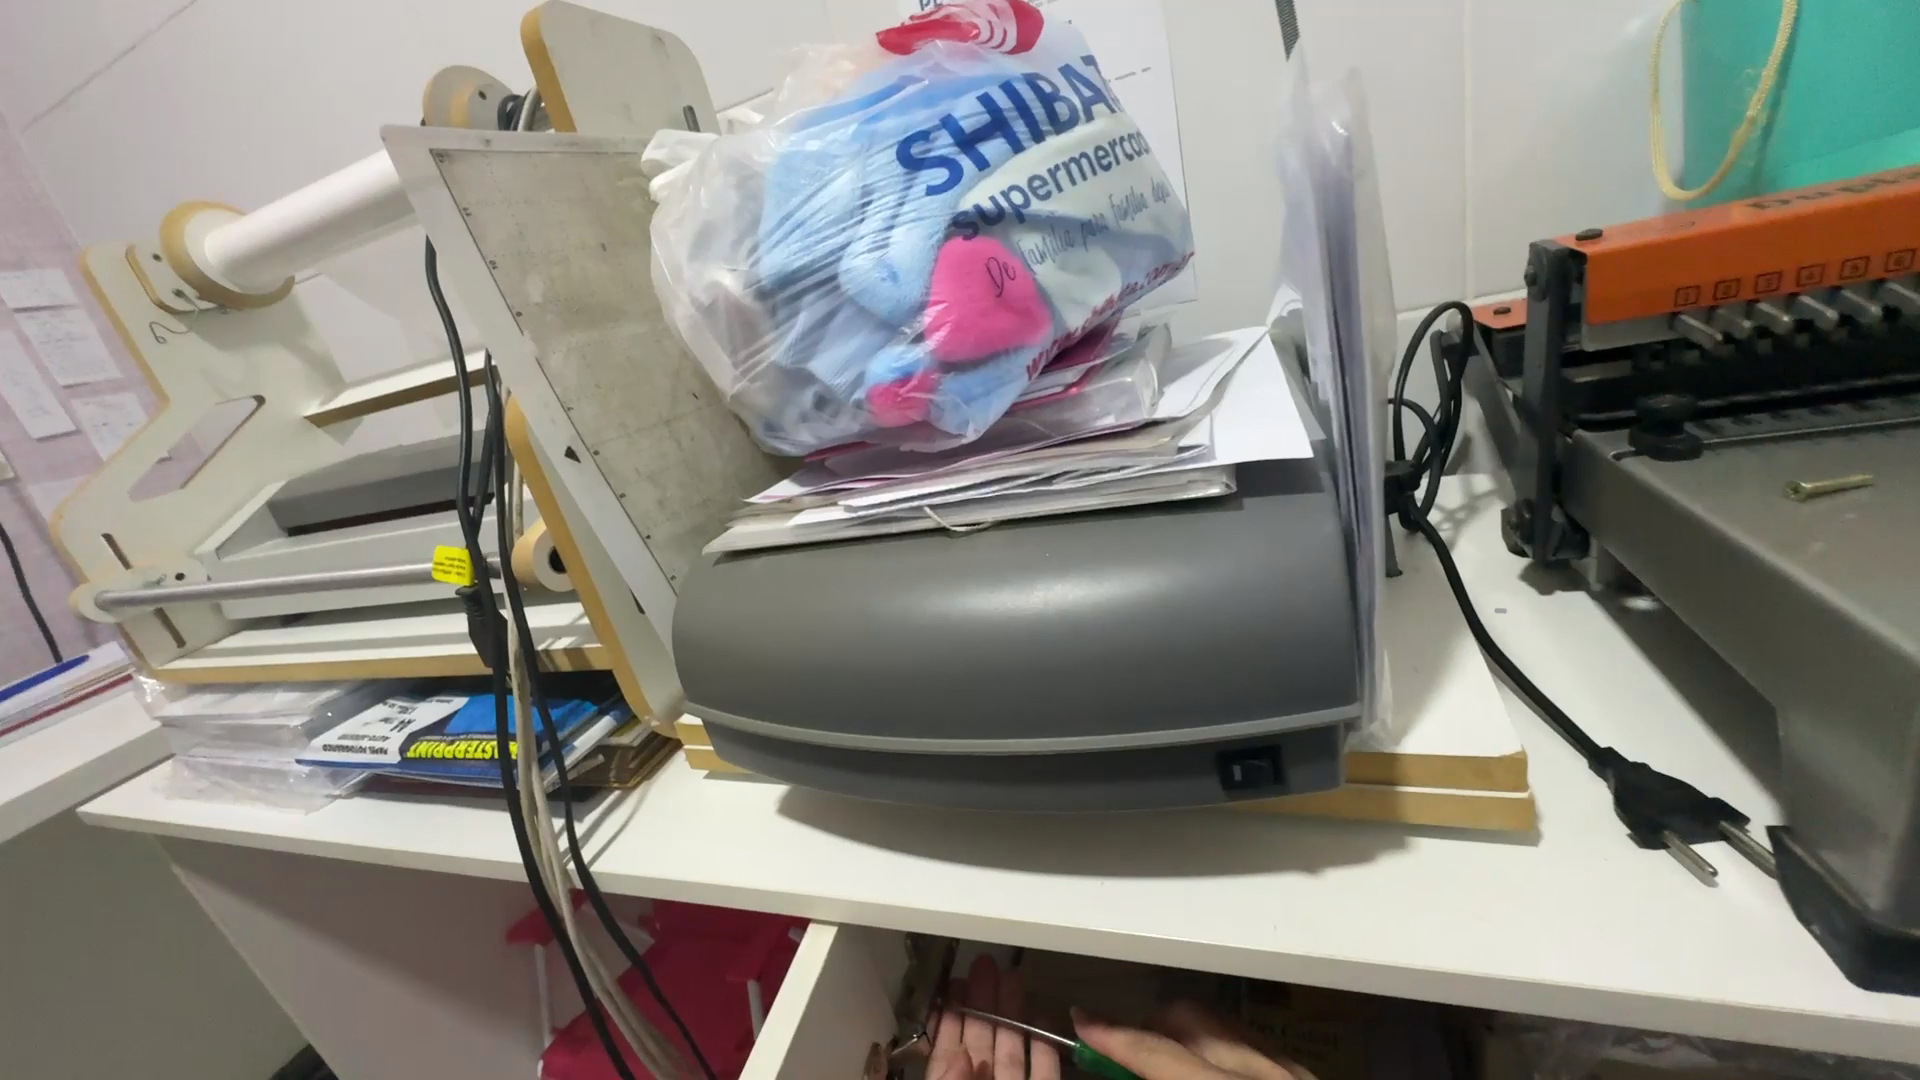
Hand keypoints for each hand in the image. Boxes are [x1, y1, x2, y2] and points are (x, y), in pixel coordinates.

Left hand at [927, 956, 1059, 1079]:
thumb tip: (962, 1055)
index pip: (948, 1051)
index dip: (952, 1016)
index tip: (956, 980)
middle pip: (984, 1042)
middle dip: (984, 1001)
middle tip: (986, 963)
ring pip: (1013, 1052)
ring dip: (1014, 1014)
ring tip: (1013, 976)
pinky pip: (1045, 1075)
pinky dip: (1047, 1049)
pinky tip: (1044, 1017)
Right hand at [1073, 1001, 1314, 1079]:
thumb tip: (1133, 1072)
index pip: (1158, 1054)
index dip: (1112, 1036)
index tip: (1081, 1020)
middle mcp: (1262, 1077)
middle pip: (1190, 1020)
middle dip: (1151, 1030)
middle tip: (1126, 1056)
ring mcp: (1293, 1075)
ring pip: (1224, 1023)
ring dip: (1187, 1034)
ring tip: (1169, 1059)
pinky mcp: (1310, 1078)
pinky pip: (1256, 1043)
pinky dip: (1225, 1048)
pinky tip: (1217, 1072)